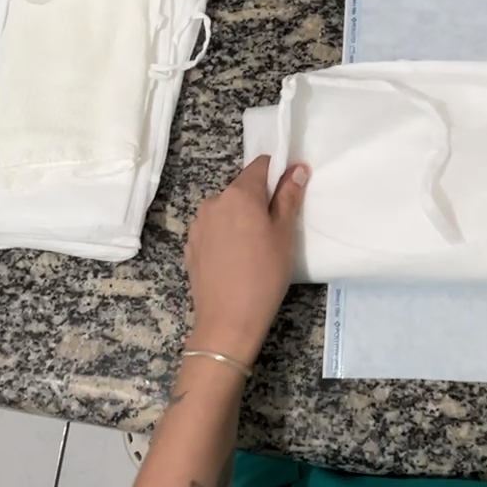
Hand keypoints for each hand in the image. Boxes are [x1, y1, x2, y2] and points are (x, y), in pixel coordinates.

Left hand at [184, 157, 307, 364]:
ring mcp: (198, 224)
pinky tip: (235, 260)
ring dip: (240, 218)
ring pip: (226, 210)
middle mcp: (213, 201)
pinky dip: (226, 236)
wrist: (227, 321)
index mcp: (239, 194)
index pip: (260, 165)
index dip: (278, 173)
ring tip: (254, 248)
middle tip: (275, 229)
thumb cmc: (264, 275)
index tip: (289, 191)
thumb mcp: (284, 234)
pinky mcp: (190, 244)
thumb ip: (289, 196)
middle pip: (242, 189)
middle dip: (259, 200)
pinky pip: (213, 229)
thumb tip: (297, 168)